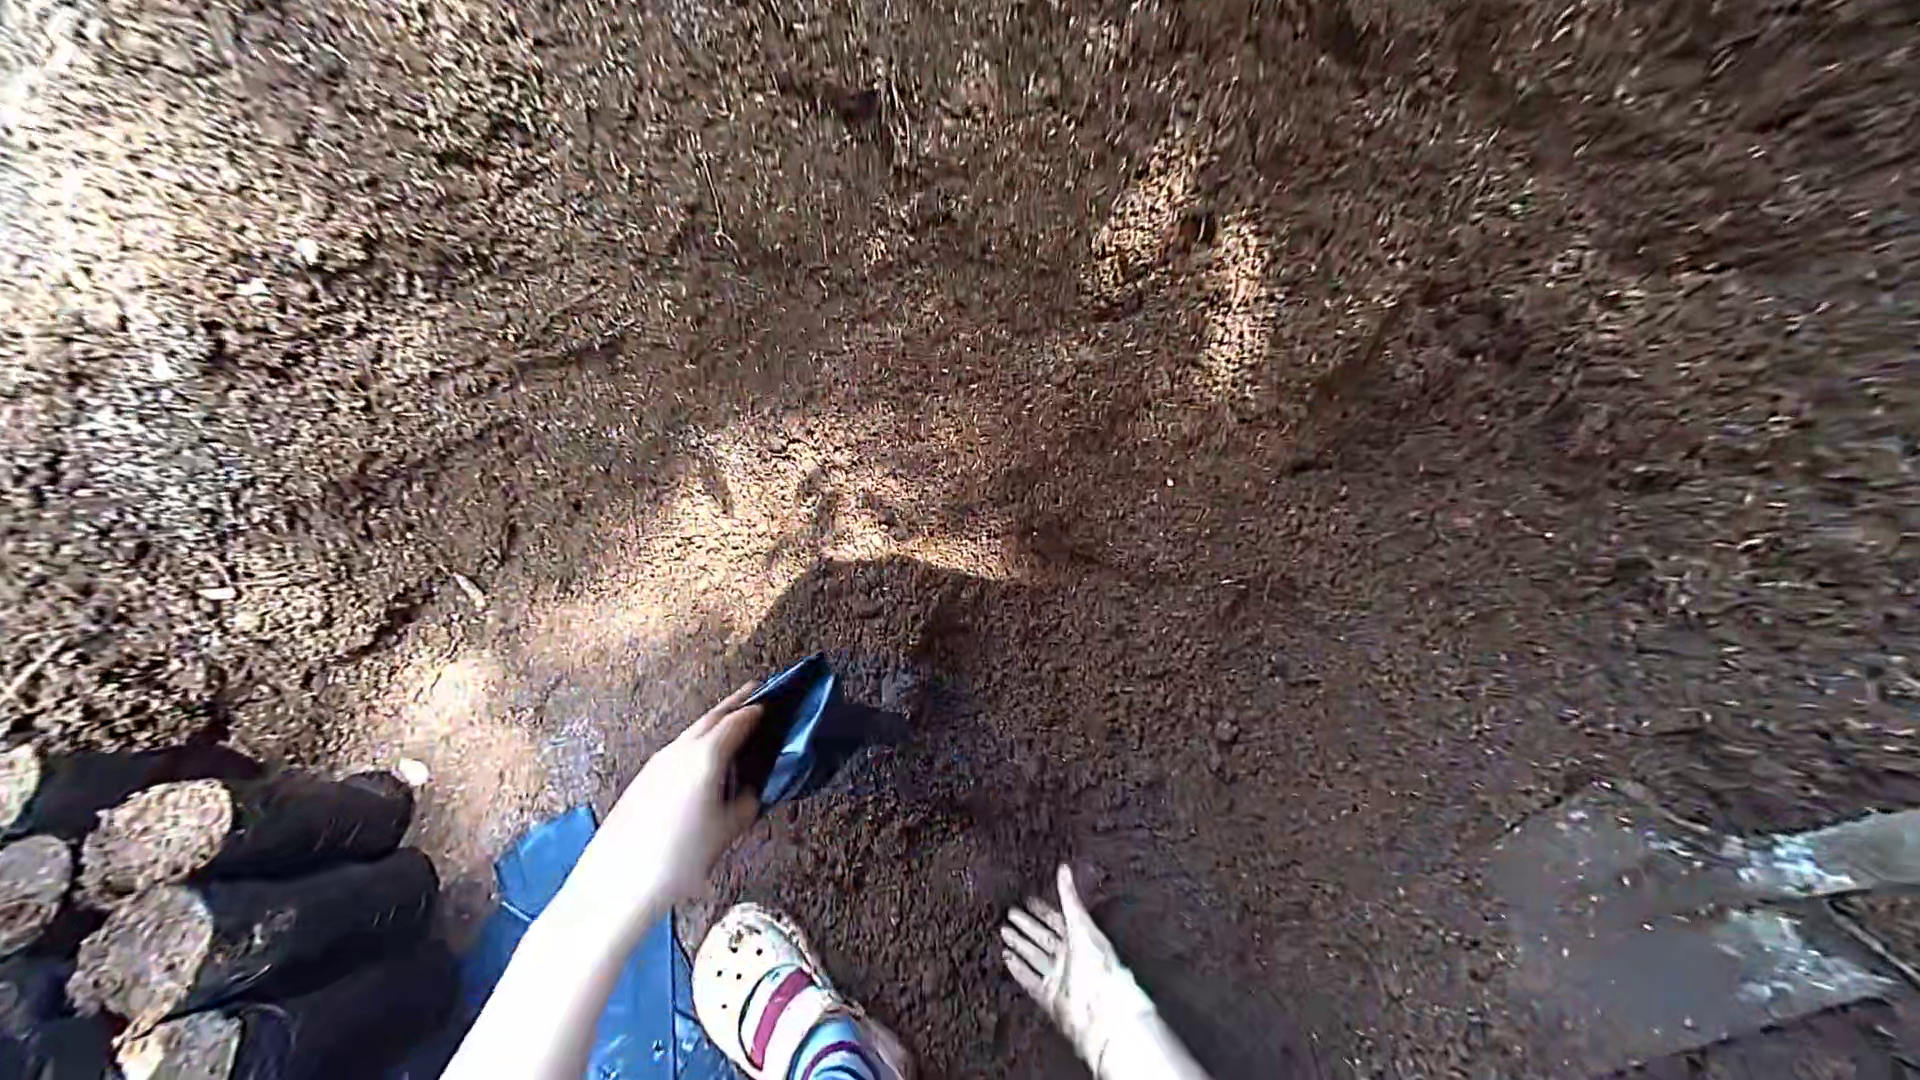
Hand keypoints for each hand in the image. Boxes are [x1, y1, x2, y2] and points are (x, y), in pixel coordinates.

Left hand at [570, 684, 765, 912]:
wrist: (615, 885)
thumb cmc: (674, 859)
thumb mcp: (727, 831)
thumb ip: (747, 804)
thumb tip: (751, 795)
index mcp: (706, 756)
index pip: (737, 720)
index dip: (756, 710)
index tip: (768, 704)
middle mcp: (681, 751)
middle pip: (712, 716)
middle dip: (734, 704)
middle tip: (752, 694)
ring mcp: (658, 763)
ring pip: (693, 732)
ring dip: (713, 724)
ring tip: (729, 727)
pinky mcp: (643, 779)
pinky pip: (677, 749)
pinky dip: (695, 744)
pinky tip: (699, 763)